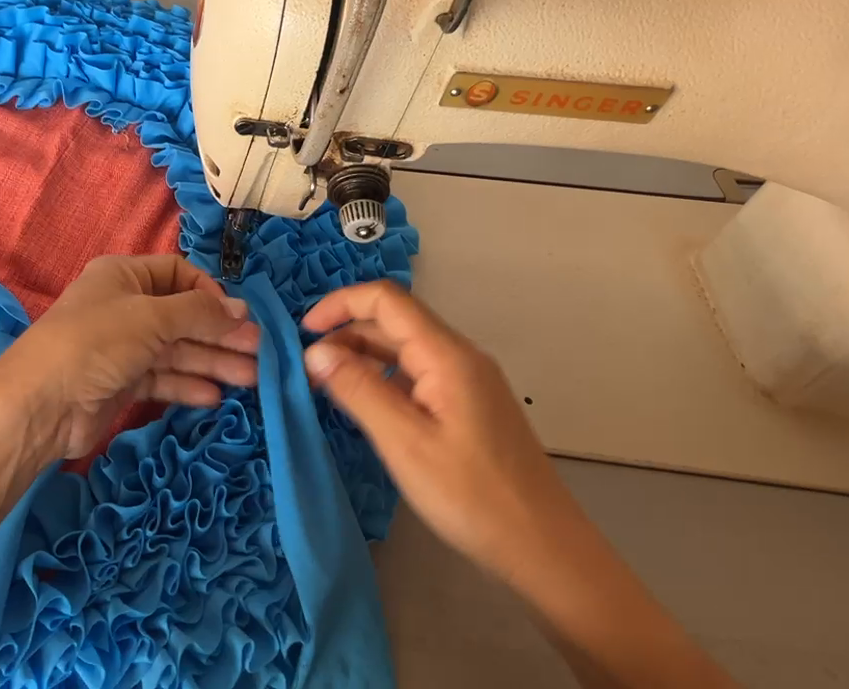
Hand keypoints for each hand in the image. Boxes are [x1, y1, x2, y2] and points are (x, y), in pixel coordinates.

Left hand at [0, 255, 258, 461]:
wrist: (41, 404)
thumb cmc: (95, 343)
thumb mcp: (150, 318)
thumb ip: (198, 313)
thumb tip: (242, 310)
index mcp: (124, 276)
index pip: (178, 274)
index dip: (209, 293)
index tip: (237, 317)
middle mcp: (125, 307)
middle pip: (183, 316)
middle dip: (221, 333)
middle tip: (262, 355)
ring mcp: (124, 347)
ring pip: (178, 350)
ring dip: (214, 362)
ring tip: (254, 380)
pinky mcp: (123, 384)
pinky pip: (164, 378)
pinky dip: (189, 385)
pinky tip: (217, 397)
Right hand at [301, 280, 582, 584]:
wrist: (545, 548)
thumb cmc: (471, 495)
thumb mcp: (404, 442)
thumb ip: (357, 389)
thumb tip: (314, 351)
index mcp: (447, 355)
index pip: (386, 300)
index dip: (340, 304)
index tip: (303, 333)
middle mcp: (459, 356)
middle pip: (393, 321)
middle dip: (344, 333)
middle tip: (307, 369)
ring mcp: (467, 380)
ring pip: (404, 348)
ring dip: (361, 356)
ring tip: (326, 386)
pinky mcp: (468, 404)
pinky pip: (416, 373)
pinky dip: (382, 378)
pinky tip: (364, 405)